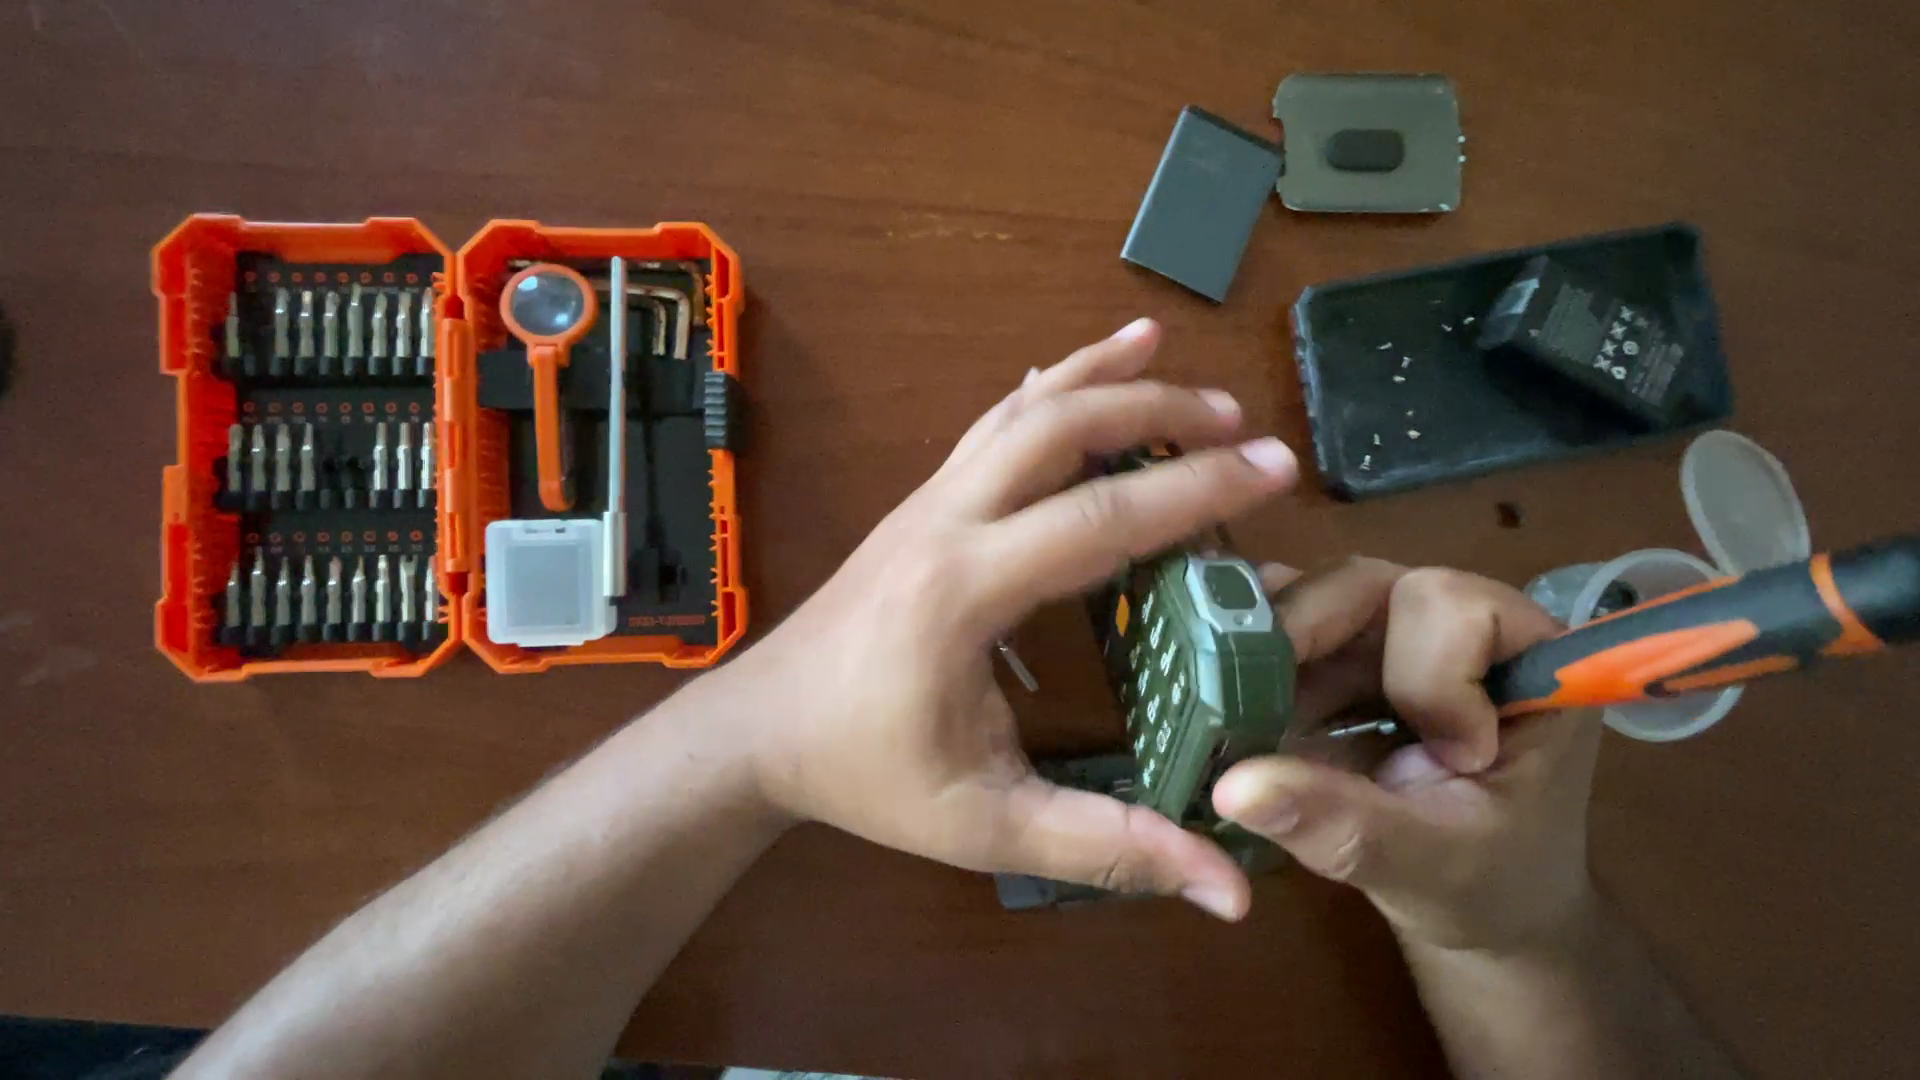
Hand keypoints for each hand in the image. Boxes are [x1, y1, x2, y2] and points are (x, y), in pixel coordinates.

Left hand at [721, 318, 1297, 919]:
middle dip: (1154, 410)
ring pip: (1017, 411)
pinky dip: (1039, 390)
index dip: (1195, 489)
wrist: (761, 728)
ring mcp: (925, 502)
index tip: (1277, 467)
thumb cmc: (864, 775)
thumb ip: (1105, 846)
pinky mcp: (918, 504)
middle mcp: (944, 522)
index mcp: (963, 593)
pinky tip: (1072, 372)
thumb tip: (1229, 887)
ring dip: (1096, 378)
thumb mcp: (984, 827)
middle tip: (1238, 417)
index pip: (1098, 520)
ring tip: (1164, 353)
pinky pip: (987, 428)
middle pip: (1057, 430)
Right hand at [1212, 559, 1603, 950]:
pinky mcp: (1339, 651)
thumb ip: (1341, 823)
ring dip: (1261, 642)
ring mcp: (1385, 633)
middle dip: (1303, 635)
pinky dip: (1243, 650)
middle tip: (1263, 704)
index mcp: (1523, 657)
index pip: (1452, 608)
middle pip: (1360, 583)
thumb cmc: (1487, 885)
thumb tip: (1230, 787)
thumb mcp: (1423, 864)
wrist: (1476, 902)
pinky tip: (1229, 695)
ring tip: (1237, 702)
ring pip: (1307, 592)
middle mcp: (1449, 623)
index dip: (1425, 671)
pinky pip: (1279, 620)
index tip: (1434, 754)